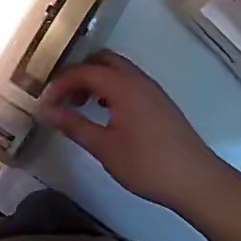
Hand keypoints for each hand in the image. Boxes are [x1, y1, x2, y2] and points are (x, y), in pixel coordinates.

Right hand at [39, 50, 232, 212]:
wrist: (195, 179)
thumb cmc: (146, 164)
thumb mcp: (104, 147)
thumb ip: (74, 125)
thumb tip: (46, 111)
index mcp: (123, 85)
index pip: (83, 71)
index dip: (60, 84)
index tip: (45, 104)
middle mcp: (138, 79)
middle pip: (102, 61)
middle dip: (79, 74)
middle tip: (63, 99)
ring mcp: (152, 90)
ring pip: (118, 71)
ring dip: (96, 81)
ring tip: (80, 106)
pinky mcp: (160, 103)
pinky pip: (130, 83)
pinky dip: (111, 89)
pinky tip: (105, 113)